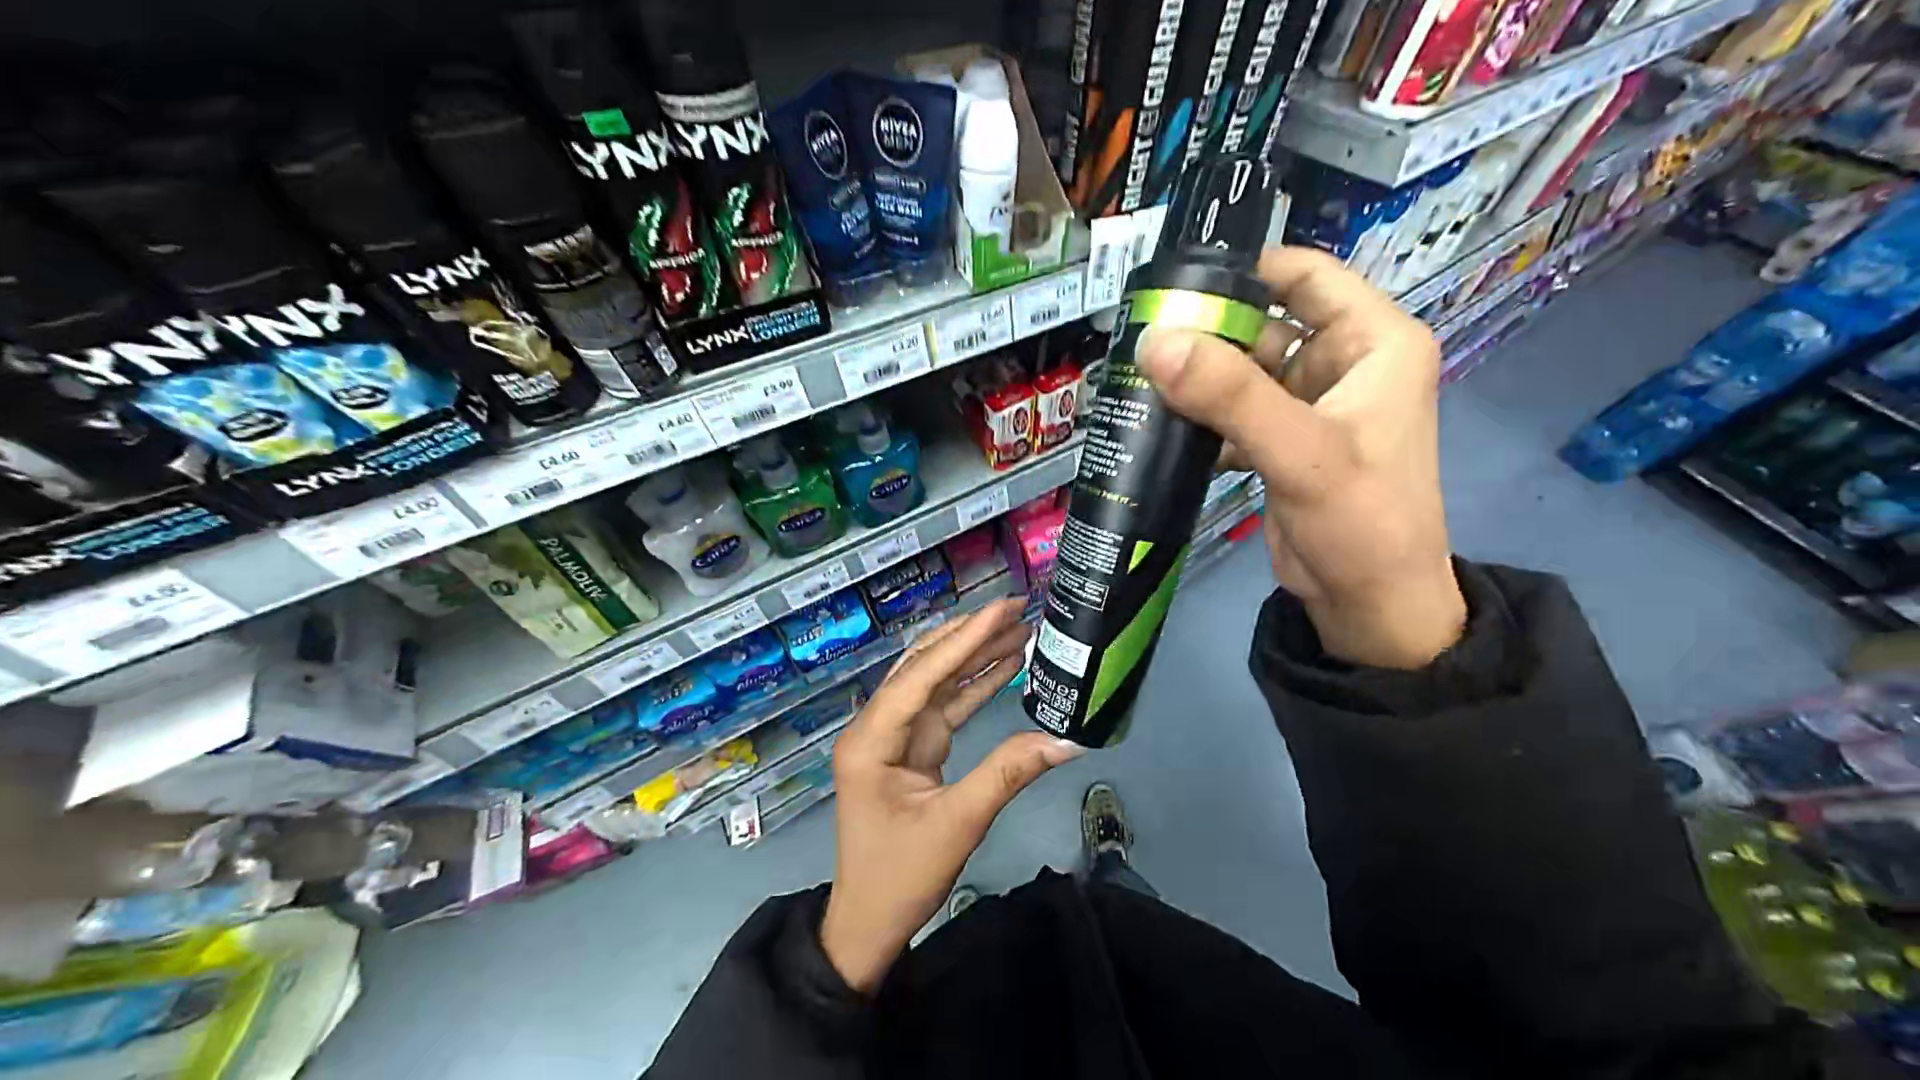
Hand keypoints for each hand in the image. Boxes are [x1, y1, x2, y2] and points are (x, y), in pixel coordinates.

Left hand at [819, 597, 1085, 992]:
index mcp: (872, 739)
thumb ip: (1009, 773)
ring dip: (976, 657)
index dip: (965, 640)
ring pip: (938, 683)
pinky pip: (946, 707)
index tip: (1003, 609)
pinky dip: (975, 688)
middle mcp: (878, 727)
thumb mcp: (959, 824)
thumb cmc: (901, 876)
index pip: (921, 675)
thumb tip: (1068, 738)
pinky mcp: (913, 749)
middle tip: (1016, 609)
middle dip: (970, 636)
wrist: (869, 923)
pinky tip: (1005, 666)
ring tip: (1019, 628)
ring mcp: (896, 737)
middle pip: (925, 668)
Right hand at [1135, 246, 1464, 669]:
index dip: (1243, 271)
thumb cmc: (1360, 521)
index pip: (1304, 276)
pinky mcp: (1279, 442)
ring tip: (1137, 382)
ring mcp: (1306, 405)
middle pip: (1261, 324)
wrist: (1370, 604)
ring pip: (1240, 370)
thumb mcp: (1301, 451)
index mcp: (1372, 342)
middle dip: (1205, 332)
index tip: (1174, 285)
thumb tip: (1155, 340)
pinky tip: (1161, 428)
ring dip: (1195, 378)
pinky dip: (1199, 417)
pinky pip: (1231, 411)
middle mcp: (1341, 363)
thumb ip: (1231, 395)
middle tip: (1138, 341)